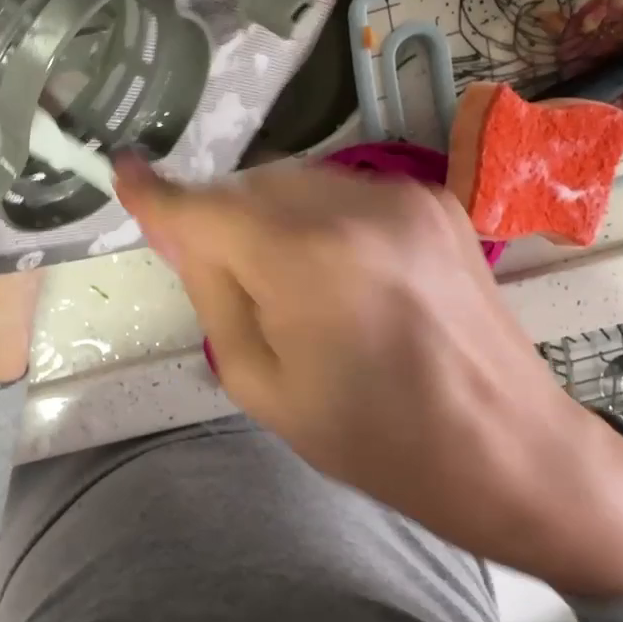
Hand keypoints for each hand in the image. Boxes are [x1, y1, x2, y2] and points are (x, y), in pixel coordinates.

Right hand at [116, 157, 622, 597]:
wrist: (500, 446)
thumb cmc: (370, 437)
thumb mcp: (261, 382)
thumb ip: (214, 294)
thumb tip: (183, 237)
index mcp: (304, 257)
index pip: (205, 205)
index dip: (157, 194)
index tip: (123, 175)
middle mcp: (354, 204)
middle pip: (250, 184)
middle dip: (218, 217)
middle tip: (213, 274)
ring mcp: (402, 196)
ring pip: (296, 182)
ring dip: (265, 216)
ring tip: (280, 284)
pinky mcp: (434, 202)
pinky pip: (343, 192)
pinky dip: (313, 218)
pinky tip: (328, 272)